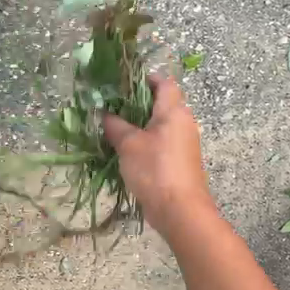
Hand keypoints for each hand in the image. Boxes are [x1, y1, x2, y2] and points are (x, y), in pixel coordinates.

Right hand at [102, 74, 215, 235]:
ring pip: (160, 125)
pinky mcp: (180, 161)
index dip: (145, 79)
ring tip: (113, 128)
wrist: (180, 211)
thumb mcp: (128, 144)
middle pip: (162, 103)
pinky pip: (161, 142)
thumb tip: (105, 114)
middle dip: (137, 103)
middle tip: (111, 106)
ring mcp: (184, 143)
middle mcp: (183, 123)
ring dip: (139, 124)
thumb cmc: (155, 169)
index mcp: (174, 112)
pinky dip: (145, 141)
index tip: (122, 83)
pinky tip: (125, 150)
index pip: (164, 83)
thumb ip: (115, 125)